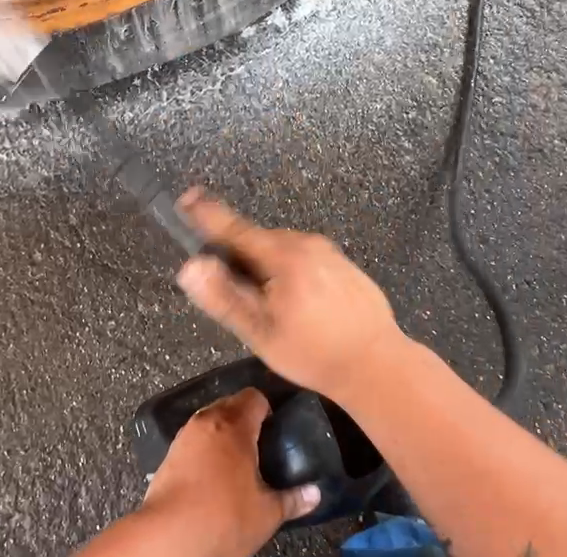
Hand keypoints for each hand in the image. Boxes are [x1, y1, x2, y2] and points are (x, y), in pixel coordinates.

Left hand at [140, 389, 319, 556]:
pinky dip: (207, 445)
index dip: (269, 408)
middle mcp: (207, 420)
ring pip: (210, 419)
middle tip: (263, 444)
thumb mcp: (266, 513)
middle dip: (247, 418)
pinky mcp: (170, 451)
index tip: (278, 427)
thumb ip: (293, 499)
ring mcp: (185, 434)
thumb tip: (315, 493)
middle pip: (231, 404)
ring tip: (240, 458)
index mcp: (234, 426)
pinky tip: (215, 470)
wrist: (169, 535)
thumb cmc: (224, 518)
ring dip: (225, 431)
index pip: (255, 397)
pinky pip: (195, 437)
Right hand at [175, 189, 406, 400]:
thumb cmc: (314, 353)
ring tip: (273, 309)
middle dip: (242, 259)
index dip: (207, 215)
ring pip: (282, 251)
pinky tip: (301, 307)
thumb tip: (189, 267)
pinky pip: (305, 259)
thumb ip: (224, 298)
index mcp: (283, 256)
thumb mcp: (261, 332)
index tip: (187, 199)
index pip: (235, 228)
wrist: (379, 367)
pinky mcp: (344, 265)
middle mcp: (306, 243)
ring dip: (267, 268)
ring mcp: (329, 252)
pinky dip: (291, 273)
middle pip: (258, 241)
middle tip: (238, 296)